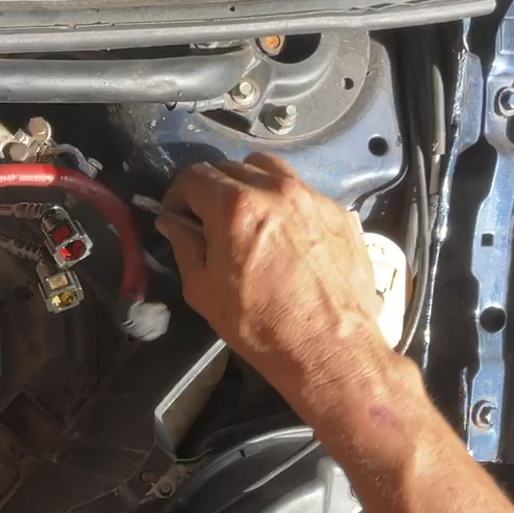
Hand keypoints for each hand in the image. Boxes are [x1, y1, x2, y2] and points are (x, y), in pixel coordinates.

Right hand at [156, 154, 397, 424]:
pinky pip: (302, 193)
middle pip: (232, 167)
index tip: (175, 215)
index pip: (195, 175)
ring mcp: (313, 198)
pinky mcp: (340, 213)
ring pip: (271, 170)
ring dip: (249, 185)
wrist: (328, 346)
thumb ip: (184, 245)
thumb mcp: (202, 288)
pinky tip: (283, 237)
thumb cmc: (257, 322)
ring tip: (246, 218)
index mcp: (235, 206)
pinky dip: (283, 204)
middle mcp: (275, 190)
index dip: (177, 194)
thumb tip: (172, 223)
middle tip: (206, 219)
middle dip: (211, 189)